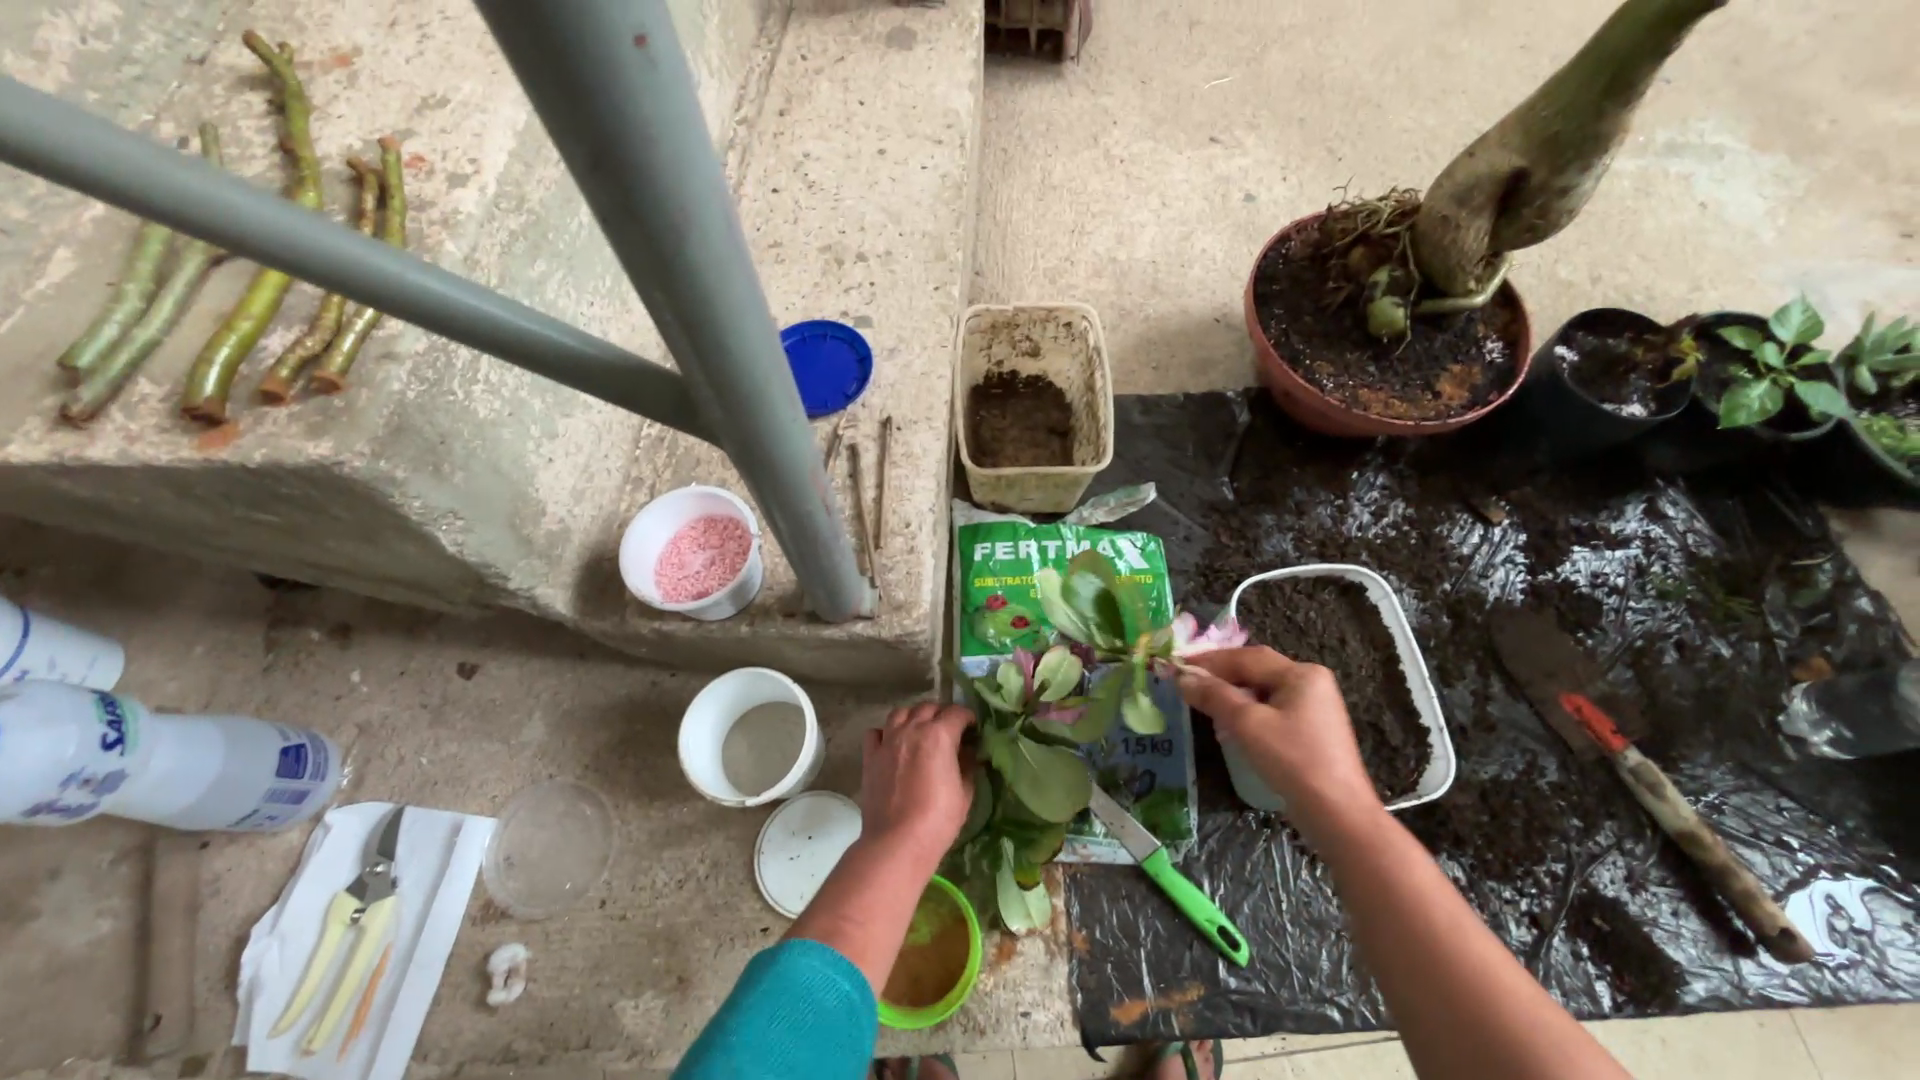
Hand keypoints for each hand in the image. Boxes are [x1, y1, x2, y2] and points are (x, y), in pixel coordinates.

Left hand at [860, 703, 975, 857]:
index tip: (973, 730)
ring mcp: (888, 741)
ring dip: (914, 716)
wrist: (897, 841)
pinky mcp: (870, 757)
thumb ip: (968, 767)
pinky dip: (886, 732)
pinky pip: (876, 732)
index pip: (957, 712)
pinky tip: (893, 745)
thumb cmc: (938, 819)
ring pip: (900, 712)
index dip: (968, 718)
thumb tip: (969, 754)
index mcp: (939, 735)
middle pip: (928, 707)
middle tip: (950, 731)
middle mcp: (912, 730)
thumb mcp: (964, 793)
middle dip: (942, 714)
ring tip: (921, 731)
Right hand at [1176, 647, 1382, 838]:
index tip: (1176, 666)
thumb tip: (1182, 677)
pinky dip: (1247, 712)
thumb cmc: (1293, 760)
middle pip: (1256, 671)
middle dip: (1220, 676)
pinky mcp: (1310, 730)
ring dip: (1231, 695)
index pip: (1246, 657)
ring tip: (1202, 705)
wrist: (1337, 813)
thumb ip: (1214, 696)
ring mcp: (1313, 707)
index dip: (1209, 660)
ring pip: (1262, 691)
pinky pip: (1271, 710)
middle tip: (1186, 683)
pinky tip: (1229, 726)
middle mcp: (1310, 683)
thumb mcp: (1247, 724)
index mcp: (1301, 674)